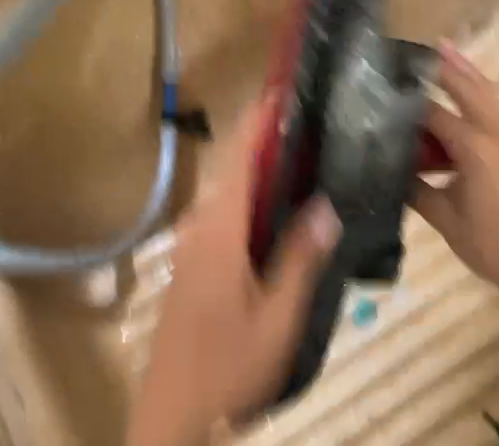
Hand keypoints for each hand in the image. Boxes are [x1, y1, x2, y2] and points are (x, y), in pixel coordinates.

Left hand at [128, 96, 341, 445]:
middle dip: (266, 138)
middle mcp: (199, 226)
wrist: (172, 417)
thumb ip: (300, 258)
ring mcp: (191, 246)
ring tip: (305, 157)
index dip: (259, 118)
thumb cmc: (227, 365)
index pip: (239, 156)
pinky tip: (280, 210)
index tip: (284, 86)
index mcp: (219, 228)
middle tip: (313, 123)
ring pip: (228, 192)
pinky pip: (223, 214)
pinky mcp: (192, 265)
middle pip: (233, 168)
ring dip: (260, 169)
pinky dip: (251, 197)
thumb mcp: (277, 317)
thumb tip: (325, 203)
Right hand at [413, 43, 498, 309]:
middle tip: (410, 54)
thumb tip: (389, 169)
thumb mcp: (443, 218)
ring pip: (488, 91)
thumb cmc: (488, 244)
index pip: (433, 116)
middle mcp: (493, 133)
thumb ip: (416, 189)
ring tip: (446, 45)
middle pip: (462, 89)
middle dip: (437, 69)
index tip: (384, 93)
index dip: (408, 106)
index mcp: (471, 148)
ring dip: (467, 67)